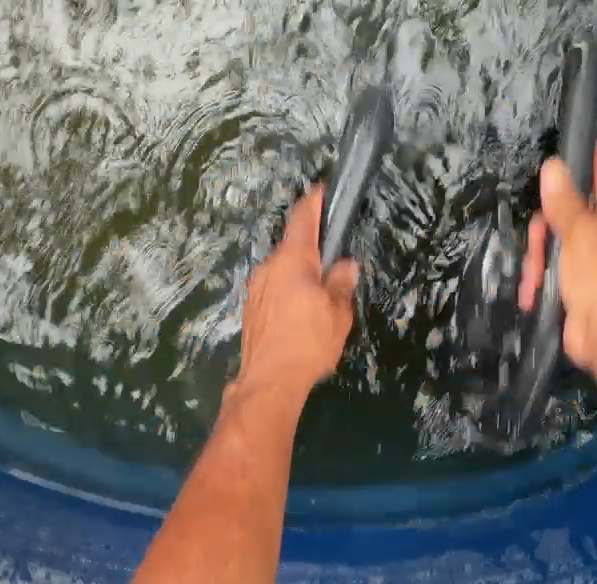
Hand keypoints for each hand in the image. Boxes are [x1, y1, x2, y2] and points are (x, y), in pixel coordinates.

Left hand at [235, 186, 360, 401]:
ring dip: (300, 280)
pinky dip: (289, 297)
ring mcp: (256, 290)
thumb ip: (342, 284)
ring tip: (318, 303)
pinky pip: (274, 293)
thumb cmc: (308, 343)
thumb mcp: (337, 313)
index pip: (303, 219)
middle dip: (312, 254)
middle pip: (293, 250)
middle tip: (332, 269)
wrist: (269, 380)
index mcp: (294, 261)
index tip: (321, 190)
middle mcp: (270, 268)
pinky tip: (300, 320)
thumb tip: (345, 266)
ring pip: (283, 274)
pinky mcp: (251, 311)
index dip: (314, 202)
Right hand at [517, 144, 596, 370]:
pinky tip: (532, 295)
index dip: (588, 159)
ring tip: (533, 280)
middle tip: (538, 243)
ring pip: (555, 248)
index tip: (565, 150)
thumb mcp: (579, 233)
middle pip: (569, 215)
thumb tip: (553, 166)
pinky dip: (539, 284)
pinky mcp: (576, 290)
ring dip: (537, 263)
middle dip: (546, 229)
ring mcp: (591, 265)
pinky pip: (551, 277)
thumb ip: (564, 201)